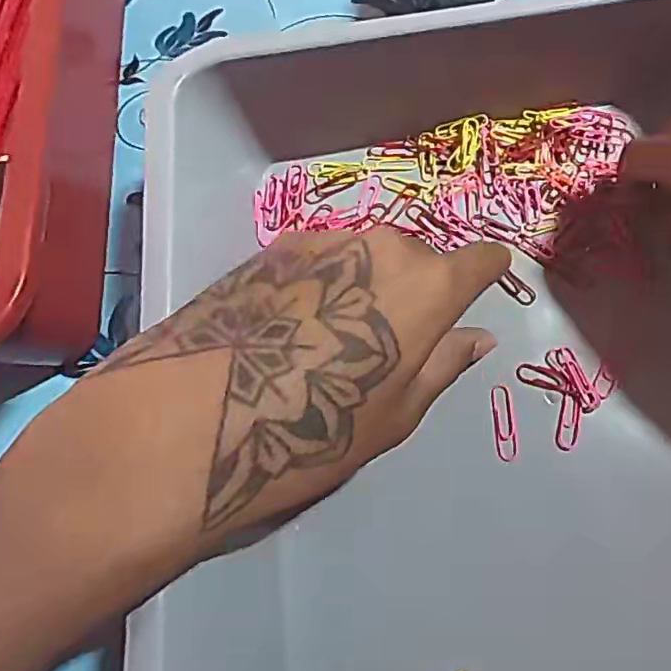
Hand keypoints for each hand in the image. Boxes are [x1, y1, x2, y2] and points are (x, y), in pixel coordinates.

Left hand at [0, 227, 509, 670]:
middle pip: (420, 258)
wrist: (183, 422)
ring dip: (367, 284)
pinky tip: (288, 327)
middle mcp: (381, 247)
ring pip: (369, 255)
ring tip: (331, 337)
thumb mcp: (393, 415)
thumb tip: (480, 336)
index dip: (487, 272)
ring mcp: (325, 241)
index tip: (487, 283)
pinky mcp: (273, 247)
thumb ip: (443, 364)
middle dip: (419, 289)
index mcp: (426, 286)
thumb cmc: (310, 430)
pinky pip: (323, 259)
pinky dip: (324, 283)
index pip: (480, 260)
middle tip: (388, 340)